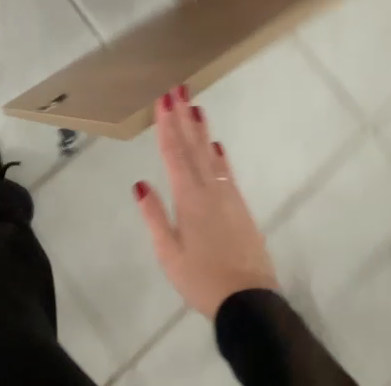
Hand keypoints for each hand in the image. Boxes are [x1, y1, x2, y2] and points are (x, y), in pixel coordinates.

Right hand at [133, 89, 279, 318]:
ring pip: (211, 156)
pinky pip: (227, 173)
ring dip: (202, 131)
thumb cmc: (201, 279)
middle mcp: (208, 190)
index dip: (167, 126)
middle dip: (183, 118)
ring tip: (196, 106)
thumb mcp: (168, 253)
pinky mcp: (240, 208)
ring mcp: (228, 197)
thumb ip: (154, 216)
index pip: (174, 155)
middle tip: (178, 89)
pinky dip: (219, 156)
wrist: (249, 302)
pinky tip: (217, 146)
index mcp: (188, 199)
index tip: (163, 101)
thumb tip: (140, 183)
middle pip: (193, 148)